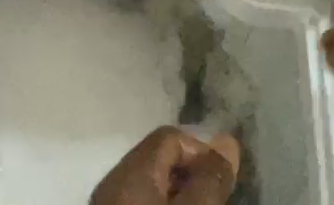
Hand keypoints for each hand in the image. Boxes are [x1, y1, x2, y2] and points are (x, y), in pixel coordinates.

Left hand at [90, 126, 241, 204]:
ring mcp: (105, 201)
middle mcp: (112, 179)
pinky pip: (137, 198)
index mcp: (129, 167)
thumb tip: (228, 139)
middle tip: (212, 194)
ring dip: (176, 189)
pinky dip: (160, 201)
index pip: (169, 136)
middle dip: (190, 171)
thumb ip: (209, 177)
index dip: (201, 149)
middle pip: (157, 158)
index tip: (222, 176)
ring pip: (148, 182)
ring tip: (197, 203)